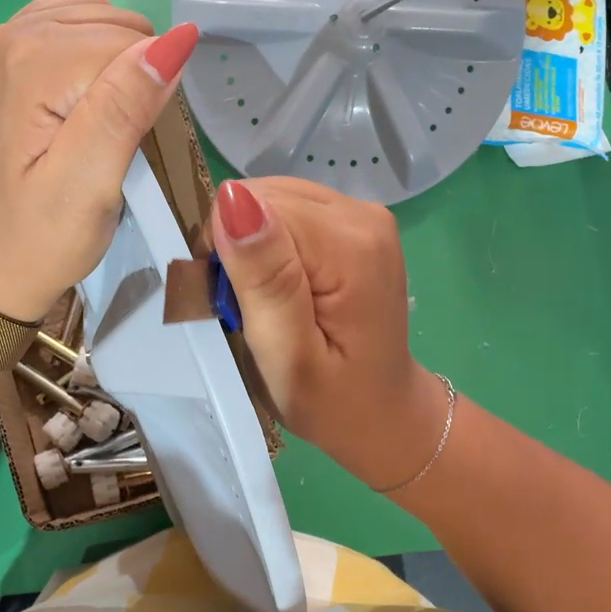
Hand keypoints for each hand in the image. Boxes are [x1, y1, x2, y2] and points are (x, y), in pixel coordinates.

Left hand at [0, 0, 199, 321]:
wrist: (2, 264)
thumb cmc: (48, 235)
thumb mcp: (92, 182)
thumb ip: (127, 106)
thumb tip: (177, 39)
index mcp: (28, 63)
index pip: (126, 44)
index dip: (144, 95)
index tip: (124, 147)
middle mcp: (11, 36)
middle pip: (113, 27)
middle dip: (130, 80)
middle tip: (111, 143)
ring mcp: (5, 41)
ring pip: (101, 21)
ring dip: (118, 67)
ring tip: (102, 125)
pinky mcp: (10, 55)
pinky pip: (75, 25)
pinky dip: (96, 54)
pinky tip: (90, 98)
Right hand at [210, 178, 450, 489]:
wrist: (382, 415)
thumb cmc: (332, 402)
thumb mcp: (288, 356)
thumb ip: (264, 279)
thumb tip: (233, 201)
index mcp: (350, 247)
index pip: (256, 206)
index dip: (228, 249)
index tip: (230, 302)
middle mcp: (363, 215)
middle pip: (265, 196)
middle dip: (238, 244)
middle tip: (246, 306)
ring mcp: (363, 216)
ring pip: (272, 200)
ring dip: (252, 246)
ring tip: (262, 300)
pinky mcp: (354, 224)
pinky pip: (289, 212)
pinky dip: (269, 245)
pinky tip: (278, 285)